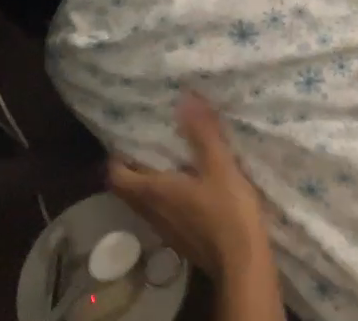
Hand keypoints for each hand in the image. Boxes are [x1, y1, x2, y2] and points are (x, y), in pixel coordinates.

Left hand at [108, 92, 270, 276]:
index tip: (127, 138)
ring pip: (144, 201)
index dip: (116, 158)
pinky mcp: (180, 236)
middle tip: (150, 141)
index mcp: (154, 192)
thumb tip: (185, 98)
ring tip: (170, 157)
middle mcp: (151, 211)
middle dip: (132, 166)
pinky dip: (165, 194)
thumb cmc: (227, 210)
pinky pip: (161, 210)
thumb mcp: (220, 165)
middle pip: (127, 189)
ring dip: (148, 181)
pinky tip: (189, 184)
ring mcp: (165, 227)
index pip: (116, 176)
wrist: (241, 260)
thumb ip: (203, 133)